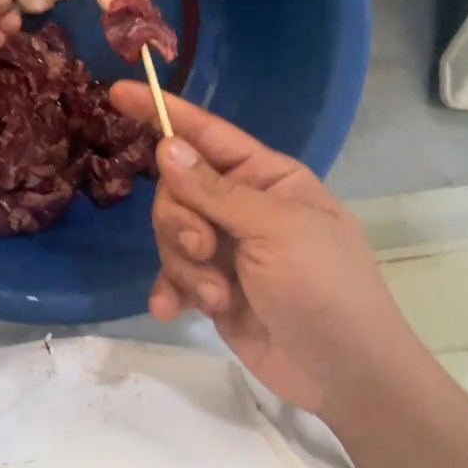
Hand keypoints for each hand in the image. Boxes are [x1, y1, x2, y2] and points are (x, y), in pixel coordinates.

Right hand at [111, 84, 435, 421]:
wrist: (347, 376)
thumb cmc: (326, 287)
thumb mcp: (275, 230)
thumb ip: (215, 190)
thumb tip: (167, 146)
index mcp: (266, 178)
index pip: (207, 134)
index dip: (163, 111)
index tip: (120, 91)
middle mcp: (241, 206)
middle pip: (177, 189)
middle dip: (180, 220)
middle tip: (205, 248)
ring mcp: (226, 248)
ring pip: (171, 233)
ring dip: (184, 264)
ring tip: (215, 294)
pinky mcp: (212, 288)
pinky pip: (172, 275)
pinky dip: (171, 290)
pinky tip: (172, 310)